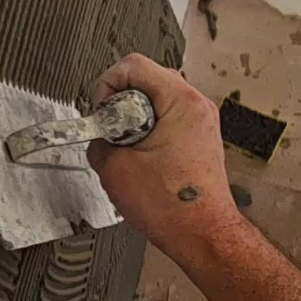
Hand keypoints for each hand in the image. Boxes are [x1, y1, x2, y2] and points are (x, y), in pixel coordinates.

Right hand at [87, 54, 238, 253]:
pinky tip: (139, 157)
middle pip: (145, 78)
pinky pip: (165, 118)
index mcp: (181, 102)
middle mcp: (196, 106)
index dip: (107, 85)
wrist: (202, 235)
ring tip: (125, 146)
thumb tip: (97, 135)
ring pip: (154, 99)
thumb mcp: (114, 168)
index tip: (101, 113)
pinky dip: (146, 130)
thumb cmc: (173, 206)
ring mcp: (200, 122)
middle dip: (120, 102)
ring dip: (132, 118)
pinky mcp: (198, 138)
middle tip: (111, 129)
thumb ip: (99, 141)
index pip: (134, 66)